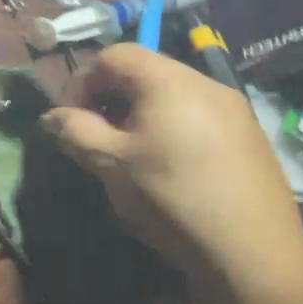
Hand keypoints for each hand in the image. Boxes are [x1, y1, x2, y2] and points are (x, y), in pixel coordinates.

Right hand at [40, 45, 302, 290]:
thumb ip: (74, 132)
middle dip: (108, 99)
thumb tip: (52, 116)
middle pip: (143, 71)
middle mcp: (205, 84)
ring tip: (126, 155)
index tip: (71, 120)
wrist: (251, 249)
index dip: (82, 81)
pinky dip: (166, 128)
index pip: (114, 55)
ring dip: (136, 115)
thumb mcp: (108, 164)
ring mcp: (232, 109)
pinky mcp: (246, 135)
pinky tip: (163, 166)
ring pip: (169, 94)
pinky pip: (193, 115)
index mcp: (169, 83)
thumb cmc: (170, 196)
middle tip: (94, 139)